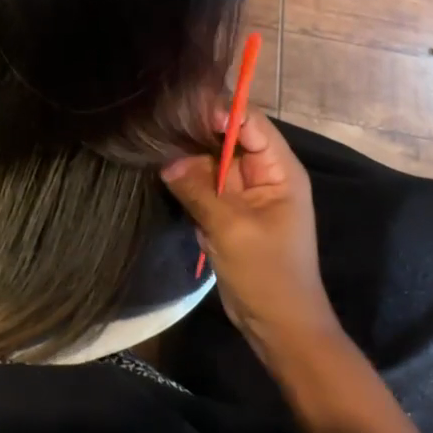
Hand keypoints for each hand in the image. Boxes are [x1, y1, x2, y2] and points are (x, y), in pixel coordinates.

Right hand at [162, 107, 337, 354]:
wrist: (279, 328)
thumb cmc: (267, 274)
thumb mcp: (230, 228)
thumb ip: (197, 189)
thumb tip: (165, 161)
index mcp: (279, 170)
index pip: (250, 122)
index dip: (218, 110)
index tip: (180, 105)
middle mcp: (263, 174)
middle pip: (228, 137)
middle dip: (196, 130)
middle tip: (157, 120)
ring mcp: (244, 193)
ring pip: (211, 160)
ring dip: (187, 155)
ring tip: (152, 140)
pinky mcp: (229, 211)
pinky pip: (205, 183)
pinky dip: (186, 177)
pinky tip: (161, 167)